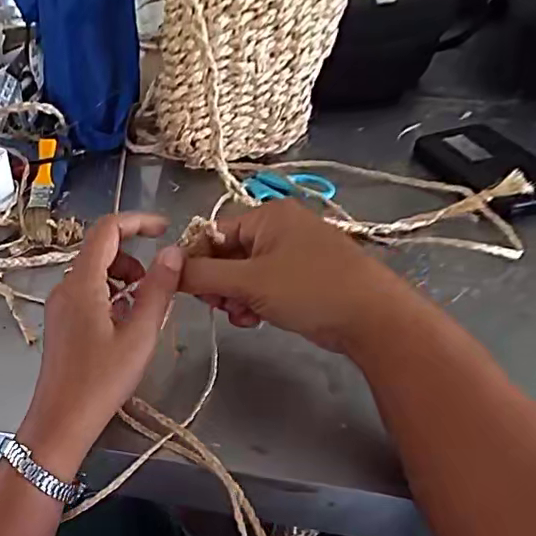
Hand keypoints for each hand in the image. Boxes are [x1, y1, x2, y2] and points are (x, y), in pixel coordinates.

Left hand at [19, 212, 182, 474]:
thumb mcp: (140, 335)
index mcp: (82, 283)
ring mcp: (59, 306)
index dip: (138, 221)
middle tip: (157, 290)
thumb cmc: (102, 381)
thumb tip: (173, 252)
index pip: (107, 229)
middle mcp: (65, 288)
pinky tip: (125, 328)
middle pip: (101, 252)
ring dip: (124, 282)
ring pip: (95, 275)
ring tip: (143, 314)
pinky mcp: (61, 324)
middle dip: (134, 260)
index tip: (165, 228)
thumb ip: (158, 289)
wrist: (62, 420)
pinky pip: (88, 295)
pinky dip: (111, 299)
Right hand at [180, 198, 418, 352]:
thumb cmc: (308, 289)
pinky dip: (254, 303)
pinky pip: (262, 287)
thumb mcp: (248, 281)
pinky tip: (256, 319)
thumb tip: (166, 265)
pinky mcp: (300, 278)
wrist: (369, 317)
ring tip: (244, 315)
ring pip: (242, 276)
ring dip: (235, 298)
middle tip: (222, 306)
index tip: (192, 292)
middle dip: (219, 285)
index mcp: (266, 216)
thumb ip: (202, 275)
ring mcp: (291, 253)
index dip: (196, 263)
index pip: (212, 233)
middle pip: (226, 256)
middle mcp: (278, 228)